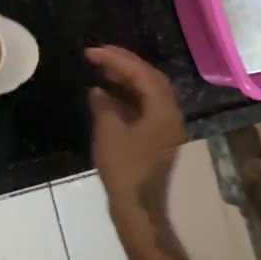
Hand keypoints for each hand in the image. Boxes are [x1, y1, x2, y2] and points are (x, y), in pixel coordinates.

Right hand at [86, 45, 187, 222]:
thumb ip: (104, 106)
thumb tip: (98, 91)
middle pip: (149, 78)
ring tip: (100, 69)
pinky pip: (143, 106)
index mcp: (163, 109)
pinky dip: (125, 96)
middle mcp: (169, 113)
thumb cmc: (125, 169)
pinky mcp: (156, 137)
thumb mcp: (109, 132)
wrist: (139, 207)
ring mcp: (164, 126)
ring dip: (125, 78)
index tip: (91, 52)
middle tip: (97, 54)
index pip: (141, 73)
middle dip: (124, 63)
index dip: (116, 59)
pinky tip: (106, 95)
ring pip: (147, 92)